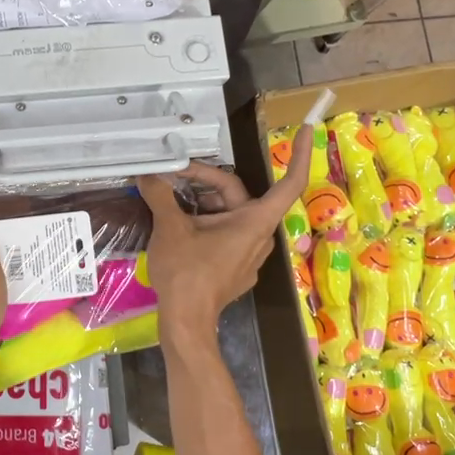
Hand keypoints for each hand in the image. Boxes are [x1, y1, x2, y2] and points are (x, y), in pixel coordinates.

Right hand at [138, 126, 312, 344]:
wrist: (186, 323)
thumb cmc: (186, 273)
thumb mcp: (170, 227)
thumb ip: (161, 196)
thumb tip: (148, 175)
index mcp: (254, 221)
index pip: (289, 183)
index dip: (299, 154)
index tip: (306, 130)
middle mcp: (259, 237)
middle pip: (238, 195)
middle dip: (206, 181)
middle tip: (172, 174)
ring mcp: (249, 256)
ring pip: (229, 215)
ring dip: (202, 203)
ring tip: (169, 198)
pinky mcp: (236, 270)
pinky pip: (225, 235)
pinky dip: (204, 223)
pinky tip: (177, 225)